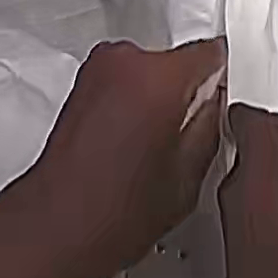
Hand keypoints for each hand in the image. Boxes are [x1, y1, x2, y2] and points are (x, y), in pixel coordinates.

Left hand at [0, 39, 226, 277]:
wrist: (51, 225)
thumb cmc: (105, 214)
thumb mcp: (186, 180)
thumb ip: (211, 126)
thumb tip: (216, 105)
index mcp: (160, 81)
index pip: (211, 52)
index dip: (226, 73)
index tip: (227, 88)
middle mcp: (129, 61)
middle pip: (181, 60)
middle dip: (191, 88)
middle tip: (190, 129)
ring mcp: (103, 64)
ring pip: (154, 66)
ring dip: (160, 91)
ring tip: (154, 140)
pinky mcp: (86, 74)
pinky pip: (128, 72)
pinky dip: (135, 93)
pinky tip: (133, 136)